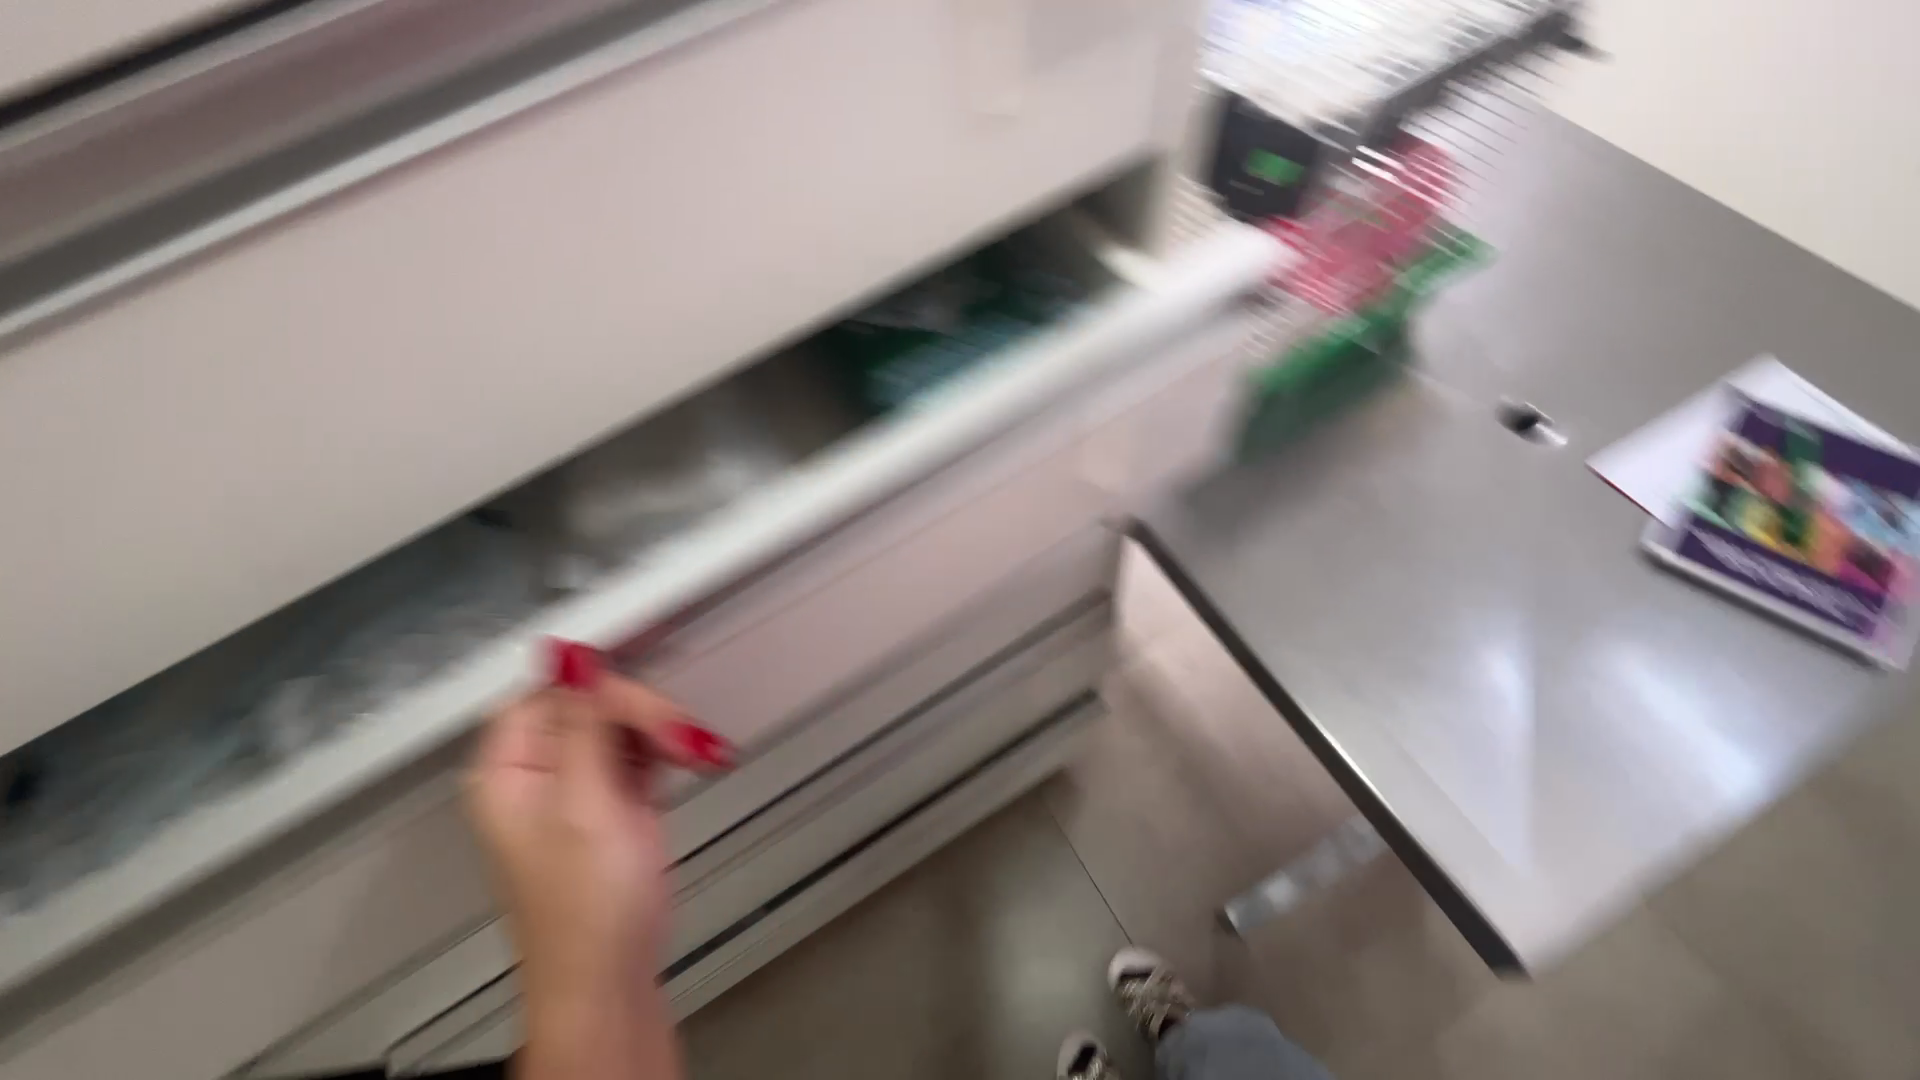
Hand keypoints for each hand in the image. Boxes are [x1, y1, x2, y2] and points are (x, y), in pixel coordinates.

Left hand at [467, 643, 731, 1079]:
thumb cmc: (587, 902)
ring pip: (626, 722)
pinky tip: (698, 760)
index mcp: (511, 767)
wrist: (613, 973)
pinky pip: (645, 748)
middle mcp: (543, 768)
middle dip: (646, 716)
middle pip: (595, 702)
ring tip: (701, 755)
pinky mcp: (618, 795)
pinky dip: (674, 750)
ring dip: (668, 732)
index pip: (552, 693)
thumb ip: (583, 723)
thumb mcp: (585, 803)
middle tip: (686, 739)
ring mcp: (583, 781)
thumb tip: (569, 653)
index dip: (599, 688)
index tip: (645, 699)